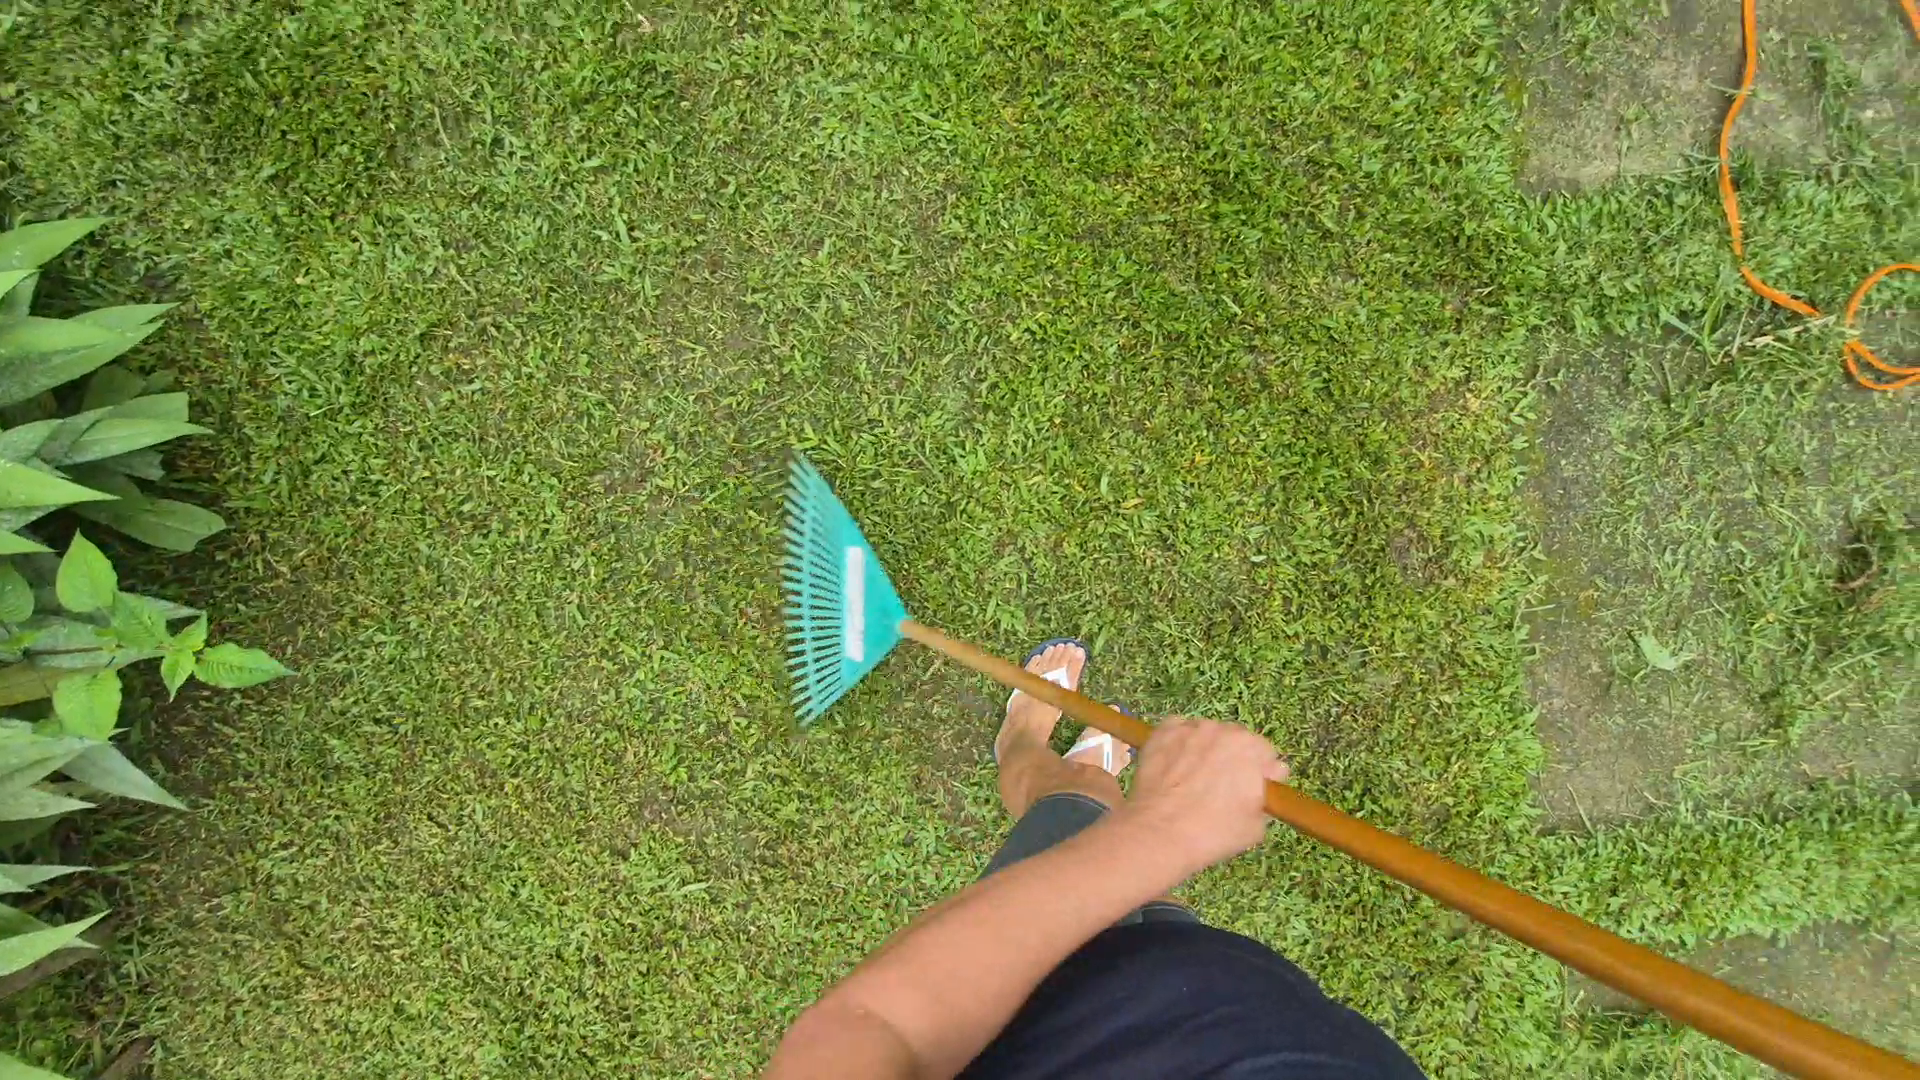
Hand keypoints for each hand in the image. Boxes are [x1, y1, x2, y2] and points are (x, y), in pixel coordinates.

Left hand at [1118, 716, 1289, 875]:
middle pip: (1235, 740)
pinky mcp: (1161, 732)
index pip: (1266, 754)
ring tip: (1193, 778)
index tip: (1251, 791)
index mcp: (1250, 747)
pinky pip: (1177, 731)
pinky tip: (1174, 765)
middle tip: (1221, 787)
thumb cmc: (1215, 831)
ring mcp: (1188, 728)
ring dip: (1205, 750)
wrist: (1162, 830)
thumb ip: (1266, 795)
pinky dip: (1179, 744)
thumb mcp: (1257, 824)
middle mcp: (1220, 729)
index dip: (1261, 773)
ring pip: (1205, 735)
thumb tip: (1264, 779)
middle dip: (1233, 759)